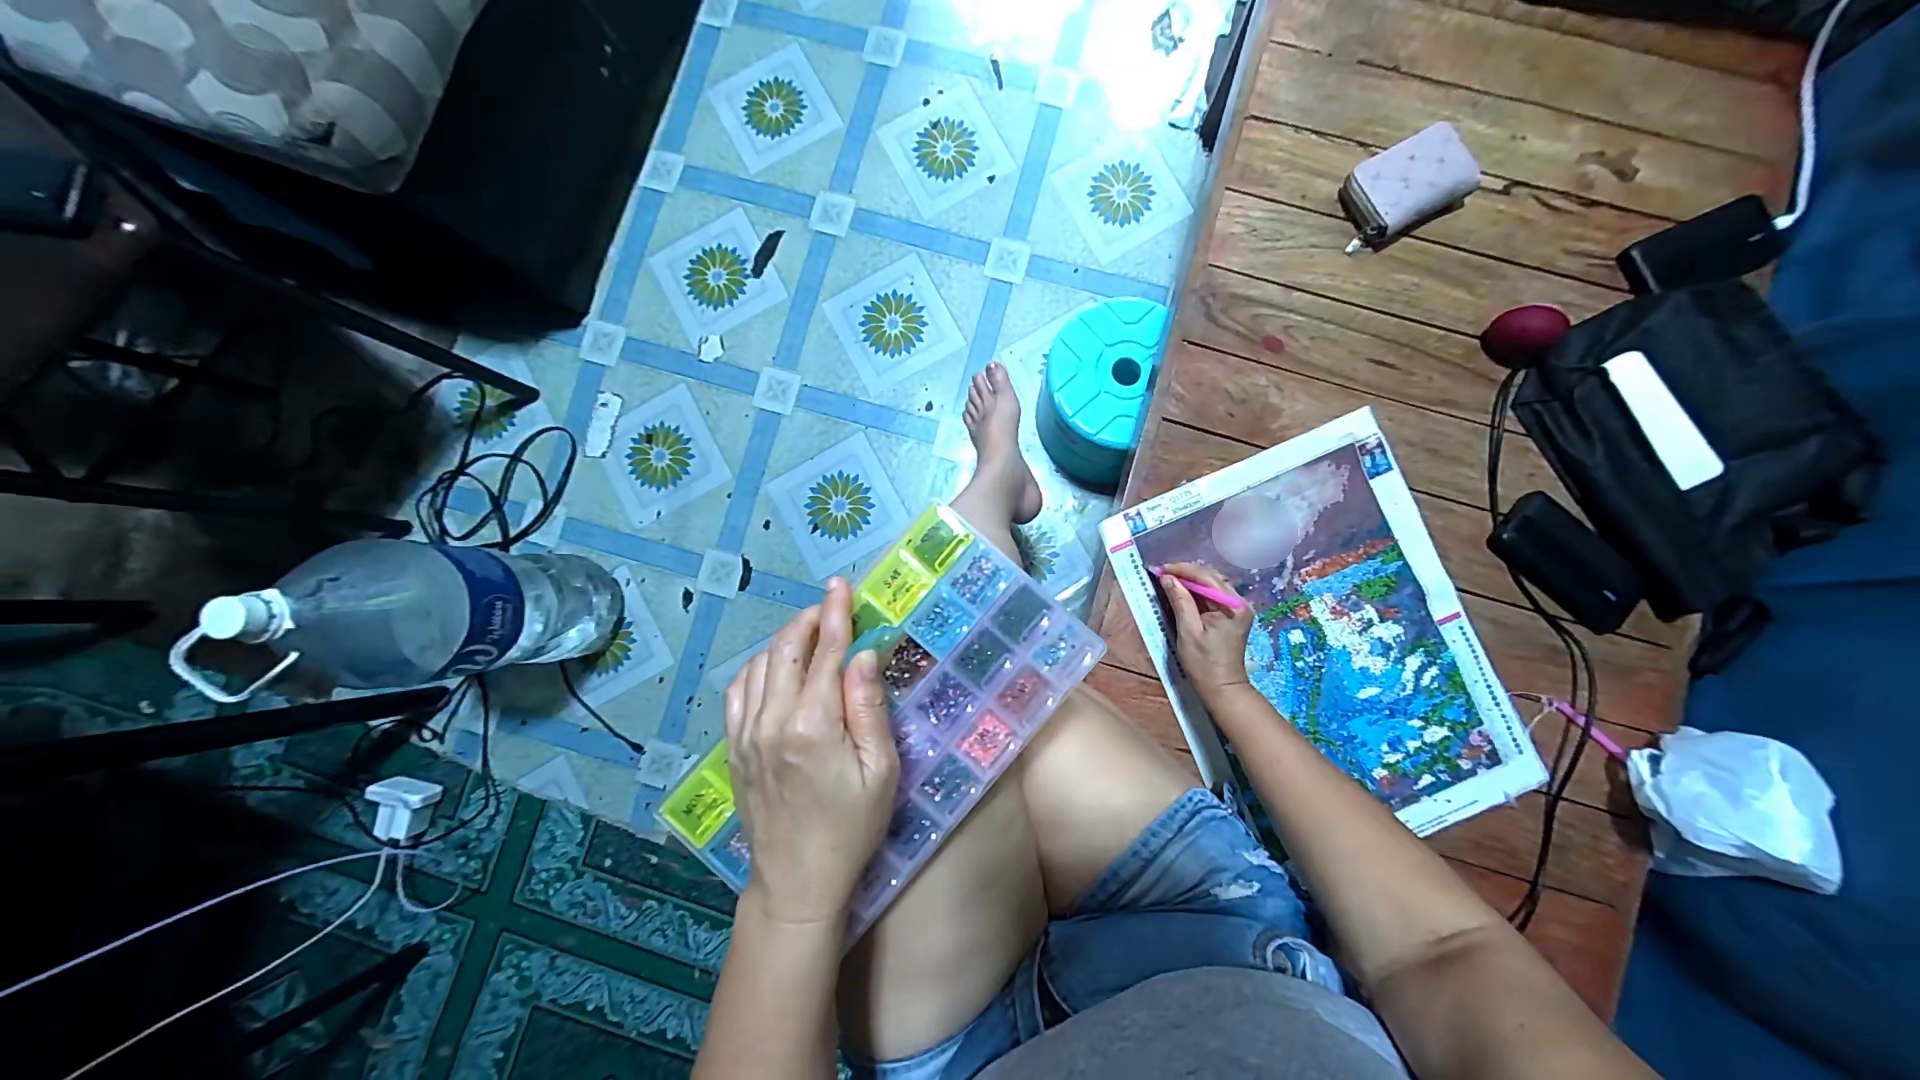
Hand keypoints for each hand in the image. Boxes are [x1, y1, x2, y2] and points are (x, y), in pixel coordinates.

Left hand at [724, 577, 899, 926]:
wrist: (797, 880)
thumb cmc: (851, 827)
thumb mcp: (882, 772)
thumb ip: (869, 709)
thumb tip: (864, 655)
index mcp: (814, 725)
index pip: (826, 652)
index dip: (836, 613)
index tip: (841, 584)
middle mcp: (773, 720)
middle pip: (787, 648)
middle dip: (810, 619)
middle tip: (831, 607)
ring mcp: (746, 733)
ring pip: (760, 663)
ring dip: (786, 639)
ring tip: (810, 634)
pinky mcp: (734, 746)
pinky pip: (739, 689)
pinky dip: (758, 666)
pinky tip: (776, 667)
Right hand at [1158, 561, 1255, 706]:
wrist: (1222, 686)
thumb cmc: (1204, 662)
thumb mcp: (1188, 630)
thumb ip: (1180, 601)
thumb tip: (1167, 578)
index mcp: (1232, 605)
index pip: (1206, 577)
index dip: (1181, 570)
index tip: (1160, 570)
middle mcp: (1239, 601)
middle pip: (1210, 577)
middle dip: (1185, 573)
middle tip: (1161, 574)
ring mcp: (1237, 606)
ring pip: (1211, 583)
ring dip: (1189, 580)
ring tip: (1168, 581)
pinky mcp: (1232, 612)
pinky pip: (1212, 594)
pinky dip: (1196, 590)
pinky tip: (1181, 591)